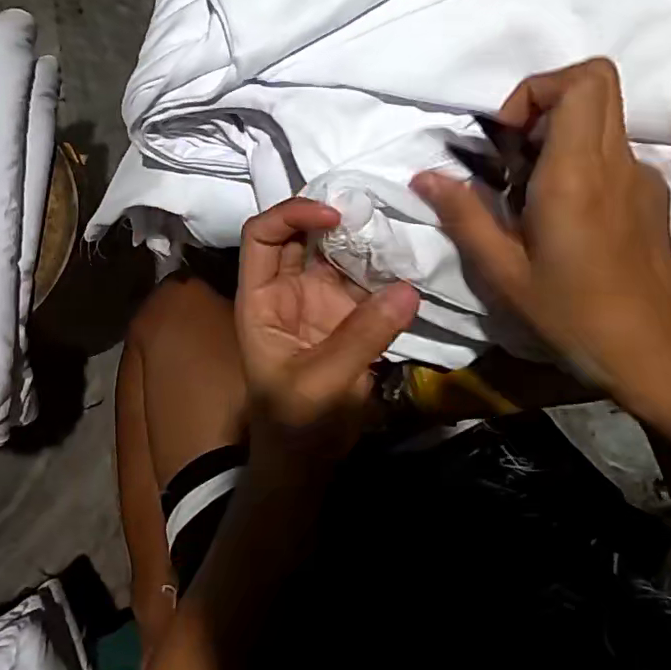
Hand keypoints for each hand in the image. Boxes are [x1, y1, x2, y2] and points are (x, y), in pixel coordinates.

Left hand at [235, 198, 420, 468]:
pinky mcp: (351, 314)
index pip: (263, 236)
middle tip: (376, 210)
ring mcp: (322, 299)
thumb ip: (362, 337)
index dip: (292, 215)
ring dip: (365, 239)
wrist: (309, 459)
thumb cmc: (295, 423)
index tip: (335, 215)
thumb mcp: (320, 383)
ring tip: (398, 228)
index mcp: (262, 299)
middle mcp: (289, 289)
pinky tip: (408, 258)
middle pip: (304, 235)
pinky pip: (368, 279)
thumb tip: (409, 289)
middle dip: (335, 217)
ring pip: (339, 253)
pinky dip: (386, 267)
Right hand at [411, 59, 670, 389]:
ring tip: (536, 193)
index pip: (580, 82)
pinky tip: (570, 218)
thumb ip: (463, 215)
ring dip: (564, 134)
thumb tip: (424, 176)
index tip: (507, 137)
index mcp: (578, 174)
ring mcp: (643, 176)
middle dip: (548, 98)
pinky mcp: (654, 195)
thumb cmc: (571, 314)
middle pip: (598, 80)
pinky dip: (585, 162)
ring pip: (605, 118)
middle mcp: (617, 162)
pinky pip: (615, 154)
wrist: (649, 351)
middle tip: (517, 150)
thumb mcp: (503, 272)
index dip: (536, 90)